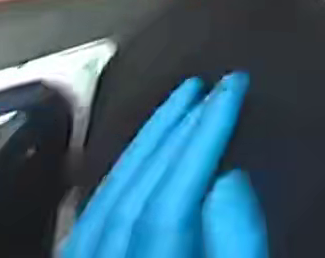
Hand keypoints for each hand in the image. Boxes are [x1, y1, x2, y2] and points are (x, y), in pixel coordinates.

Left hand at [63, 72, 267, 257]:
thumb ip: (240, 242)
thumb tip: (230, 174)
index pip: (168, 207)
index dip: (201, 140)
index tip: (236, 84)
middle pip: (128, 206)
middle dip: (174, 135)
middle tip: (215, 81)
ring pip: (98, 212)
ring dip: (144, 146)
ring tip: (183, 98)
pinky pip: (84, 228)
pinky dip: (117, 178)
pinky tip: (144, 149)